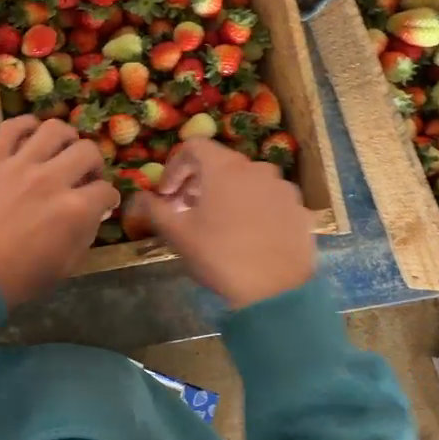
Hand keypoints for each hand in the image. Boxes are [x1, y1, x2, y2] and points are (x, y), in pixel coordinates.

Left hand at [0, 117, 119, 306]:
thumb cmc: (16, 278)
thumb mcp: (64, 266)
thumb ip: (83, 235)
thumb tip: (93, 214)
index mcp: (75, 211)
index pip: (105, 191)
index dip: (108, 197)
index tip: (103, 202)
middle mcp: (52, 180)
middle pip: (87, 151)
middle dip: (94, 163)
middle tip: (85, 173)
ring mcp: (21, 165)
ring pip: (54, 129)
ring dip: (66, 136)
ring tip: (63, 147)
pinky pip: (12, 127)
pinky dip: (26, 124)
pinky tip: (32, 132)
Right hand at [131, 139, 314, 308]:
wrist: (276, 292)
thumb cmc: (220, 256)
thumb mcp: (177, 233)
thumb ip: (153, 208)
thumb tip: (138, 197)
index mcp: (225, 167)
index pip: (194, 147)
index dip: (174, 166)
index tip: (166, 194)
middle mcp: (257, 168)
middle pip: (222, 163)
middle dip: (199, 182)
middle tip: (187, 209)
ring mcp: (283, 188)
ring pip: (248, 181)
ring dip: (229, 194)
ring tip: (219, 223)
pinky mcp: (300, 210)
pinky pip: (270, 200)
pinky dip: (255, 209)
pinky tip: (248, 235)